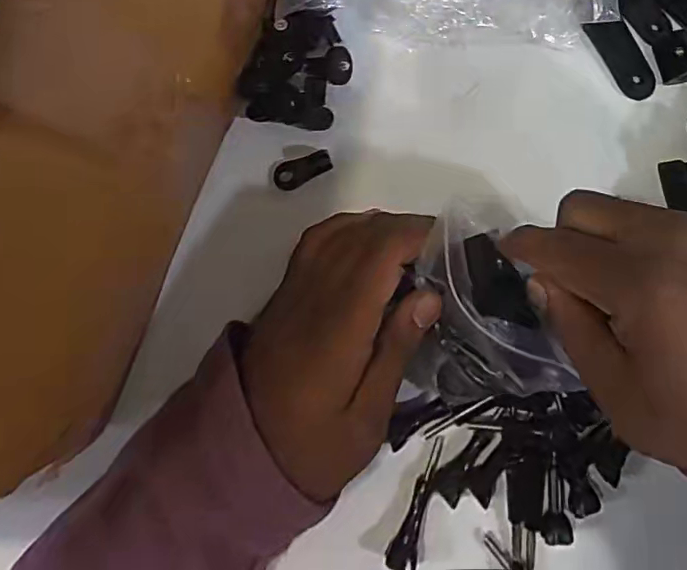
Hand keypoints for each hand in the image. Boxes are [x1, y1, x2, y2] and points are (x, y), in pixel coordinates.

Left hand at [239, 210, 442, 501]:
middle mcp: (316, 294)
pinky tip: (372, 245)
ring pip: (344, 229)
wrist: (235, 459)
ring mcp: (296, 288)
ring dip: (385, 227)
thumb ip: (397, 351)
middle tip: (442, 253)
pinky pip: (320, 238)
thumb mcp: (366, 420)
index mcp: (340, 324)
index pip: (381, 251)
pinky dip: (353, 228)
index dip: (419, 236)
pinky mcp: (286, 291)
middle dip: (411, 229)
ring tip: (413, 251)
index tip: (450, 248)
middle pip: (367, 232)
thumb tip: (430, 295)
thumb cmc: (312, 447)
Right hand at [500, 191, 686, 474]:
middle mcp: (665, 237)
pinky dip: (627, 238)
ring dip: (596, 238)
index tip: (504, 252)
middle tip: (571, 290)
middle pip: (582, 207)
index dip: (524, 247)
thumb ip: (573, 326)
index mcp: (641, 282)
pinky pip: (646, 216)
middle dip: (562, 239)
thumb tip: (542, 277)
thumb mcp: (619, 394)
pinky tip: (645, 283)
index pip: (561, 247)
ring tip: (613, 292)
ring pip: (614, 207)